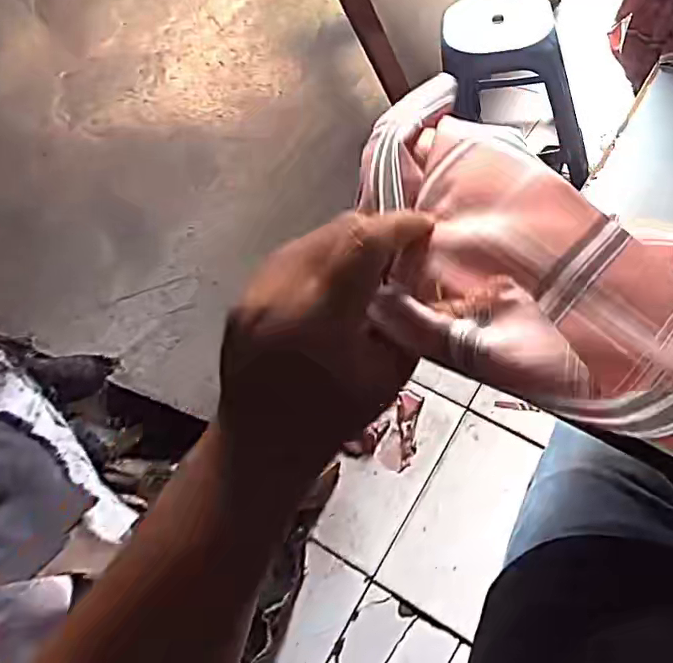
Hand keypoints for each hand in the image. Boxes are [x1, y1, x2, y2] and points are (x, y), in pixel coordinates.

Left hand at [219, 211, 434, 464]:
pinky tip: (342, 278)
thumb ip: (410, 314)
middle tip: (406, 244)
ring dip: (355, 238)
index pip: (364, 241)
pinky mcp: (247, 289)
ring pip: (321, 233)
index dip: (401, 224)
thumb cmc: (334, 416)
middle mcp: (282, 292)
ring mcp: (258, 288)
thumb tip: (426, 269)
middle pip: (343, 228)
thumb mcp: (392, 370)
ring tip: (375, 263)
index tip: (425, 227)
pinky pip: (299, 250)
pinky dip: (330, 253)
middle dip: (382, 228)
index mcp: (320, 317)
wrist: (259, 448)